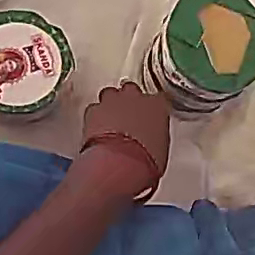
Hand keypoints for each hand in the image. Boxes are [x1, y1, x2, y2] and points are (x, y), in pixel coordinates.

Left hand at [76, 81, 170, 198]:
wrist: (120, 164)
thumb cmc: (144, 160)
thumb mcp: (160, 148)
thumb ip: (155, 135)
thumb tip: (151, 140)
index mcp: (158, 105)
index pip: (159, 99)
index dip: (152, 108)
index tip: (150, 117)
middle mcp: (135, 97)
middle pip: (131, 90)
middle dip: (129, 101)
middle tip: (129, 118)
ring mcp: (113, 101)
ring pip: (110, 94)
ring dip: (111, 106)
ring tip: (111, 123)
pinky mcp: (93, 110)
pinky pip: (94, 108)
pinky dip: (95, 117)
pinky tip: (97, 130)